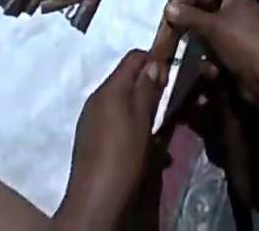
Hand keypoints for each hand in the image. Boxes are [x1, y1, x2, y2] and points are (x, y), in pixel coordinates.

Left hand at [56, 50, 165, 229]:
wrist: (94, 202)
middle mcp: (97, 96)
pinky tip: (137, 143)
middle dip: (147, 85)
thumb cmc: (123, 156)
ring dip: (138, 106)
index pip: (133, 57)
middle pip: (126, 78)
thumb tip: (154, 62)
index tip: (170, 76)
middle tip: (165, 103)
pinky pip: (111, 117)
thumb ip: (148, 89)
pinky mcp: (88, 136)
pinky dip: (127, 122)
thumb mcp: (142, 120)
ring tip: (154, 127)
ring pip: (119, 99)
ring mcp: (90, 116)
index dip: (153, 60)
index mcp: (110, 88)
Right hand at [165, 0, 258, 105]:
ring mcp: (235, 30)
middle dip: (191, 29)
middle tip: (174, 38)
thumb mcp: (213, 27)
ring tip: (205, 60)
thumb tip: (167, 7)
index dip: (184, 1)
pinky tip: (215, 72)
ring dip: (203, 50)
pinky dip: (213, 62)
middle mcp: (234, 7)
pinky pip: (216, 52)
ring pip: (207, 36)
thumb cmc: (243, 43)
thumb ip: (189, 16)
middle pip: (202, 12)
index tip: (167, 16)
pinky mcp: (236, 52)